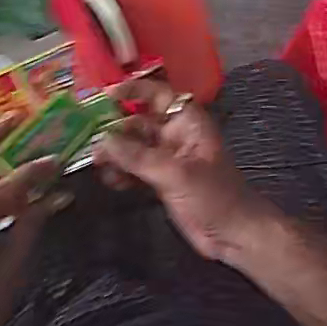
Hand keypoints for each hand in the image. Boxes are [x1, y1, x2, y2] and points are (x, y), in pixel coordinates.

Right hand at [93, 78, 280, 261]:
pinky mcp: (162, 181)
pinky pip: (135, 169)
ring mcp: (168, 159)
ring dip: (116, 155)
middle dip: (116, 131)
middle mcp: (176, 136)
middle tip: (92, 144)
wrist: (234, 235)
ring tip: (99, 166)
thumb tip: (102, 141)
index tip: (105, 96)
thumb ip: (137, 156)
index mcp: (187, 123)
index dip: (133, 90)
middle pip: (139, 123)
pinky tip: (112, 182)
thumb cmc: (214, 196)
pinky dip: (122, 173)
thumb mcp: (175, 173)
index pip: (158, 95)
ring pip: (133, 148)